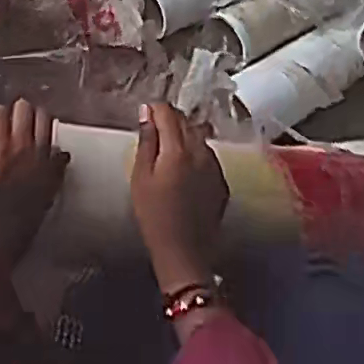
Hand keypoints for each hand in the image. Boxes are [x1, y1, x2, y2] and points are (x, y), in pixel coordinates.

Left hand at [0, 99, 70, 267]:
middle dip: (19, 115)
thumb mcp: (43, 202)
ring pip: (0, 110)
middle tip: (14, 130)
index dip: (38, 122)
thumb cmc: (14, 233)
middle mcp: (23, 145)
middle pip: (24, 107)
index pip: (46, 120)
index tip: (34, 129)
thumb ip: (52, 174)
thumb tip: (59, 155)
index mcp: (44, 161)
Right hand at [131, 102, 229, 292]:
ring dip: (184, 134)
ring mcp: (215, 167)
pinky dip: (196, 151)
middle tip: (154, 131)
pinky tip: (185, 166)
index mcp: (178, 149)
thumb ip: (146, 140)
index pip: (168, 112)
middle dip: (170, 119)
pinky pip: (208, 155)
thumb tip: (147, 112)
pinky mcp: (222, 182)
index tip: (145, 115)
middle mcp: (201, 152)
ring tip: (169, 148)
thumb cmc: (154, 214)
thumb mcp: (140, 176)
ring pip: (199, 136)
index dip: (155, 109)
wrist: (184, 254)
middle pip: (186, 121)